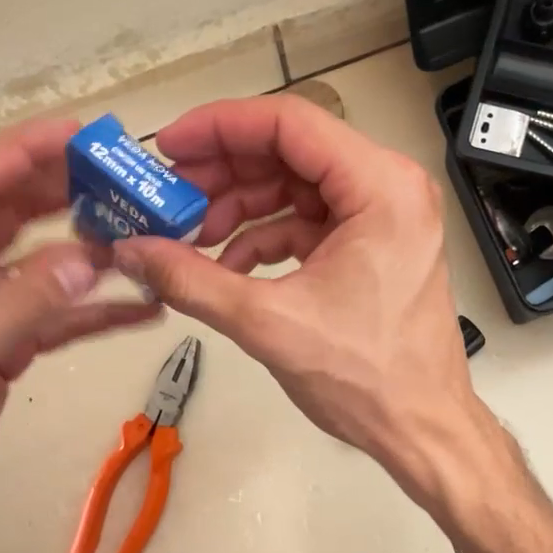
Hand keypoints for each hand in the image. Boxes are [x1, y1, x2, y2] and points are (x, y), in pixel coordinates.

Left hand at [0, 118, 160, 529]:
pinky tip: (140, 308)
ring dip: (86, 248)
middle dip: (65, 192)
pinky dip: (92, 310)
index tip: (83, 134)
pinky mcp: (0, 338)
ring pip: (38, 260)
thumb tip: (87, 260)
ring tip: (142, 232)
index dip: (25, 154)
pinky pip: (52, 313)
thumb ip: (19, 306)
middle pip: (10, 213)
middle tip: (125, 177)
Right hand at [111, 96, 484, 487]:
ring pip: (297, 189)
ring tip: (190, 240)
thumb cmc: (367, 378)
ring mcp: (385, 220)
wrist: (421, 429)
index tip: (167, 147)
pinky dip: (267, 239)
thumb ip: (192, 280)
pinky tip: (228, 269)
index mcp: (381, 187)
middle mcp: (390, 189)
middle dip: (224, 174)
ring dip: (241, 209)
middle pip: (291, 153)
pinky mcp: (374, 249)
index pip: (290, 123)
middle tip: (168, 197)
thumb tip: (131, 250)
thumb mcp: (269, 324)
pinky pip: (311, 224)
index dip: (220, 128)